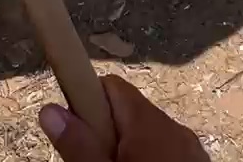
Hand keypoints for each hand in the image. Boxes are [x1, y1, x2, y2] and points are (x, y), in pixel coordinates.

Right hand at [39, 76, 209, 161]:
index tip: (79, 135)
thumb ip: (79, 147)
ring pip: (147, 138)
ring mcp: (193, 153)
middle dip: (107, 135)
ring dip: (128, 153)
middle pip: (128, 114)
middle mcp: (176, 130)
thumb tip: (49, 110)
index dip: (88, 103)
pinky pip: (167, 156)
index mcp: (150, 123)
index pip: (110, 86)